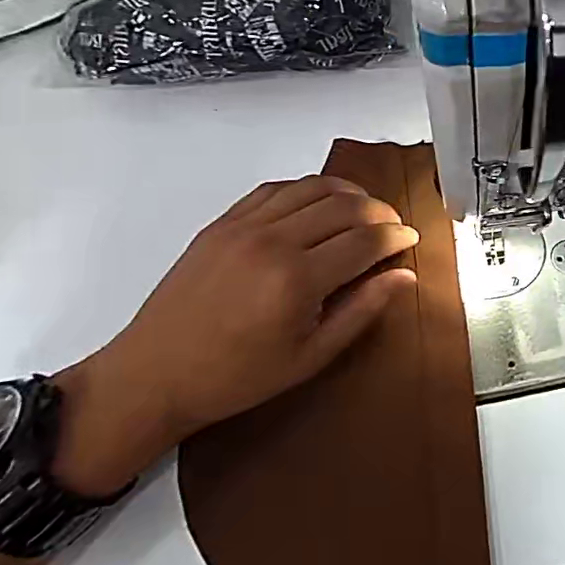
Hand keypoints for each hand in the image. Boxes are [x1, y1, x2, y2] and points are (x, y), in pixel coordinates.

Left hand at [52, 176, 417, 494]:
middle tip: (393, 226)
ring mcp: (243, 227)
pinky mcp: (222, 223)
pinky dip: (306, 188)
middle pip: (345, 205)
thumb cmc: (236, 376)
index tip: (410, 239)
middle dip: (380, 211)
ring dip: (348, 192)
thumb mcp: (311, 356)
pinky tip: (318, 202)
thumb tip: (403, 277)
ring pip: (312, 187)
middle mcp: (272, 242)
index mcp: (297, 280)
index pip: (365, 240)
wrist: (154, 375)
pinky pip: (274, 189)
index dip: (396, 236)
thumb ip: (362, 310)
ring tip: (365, 209)